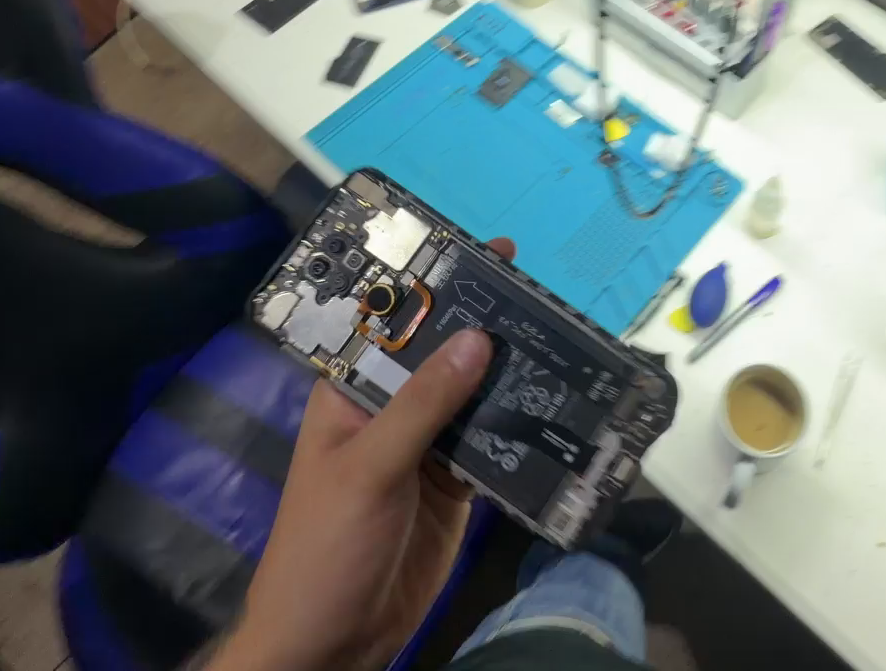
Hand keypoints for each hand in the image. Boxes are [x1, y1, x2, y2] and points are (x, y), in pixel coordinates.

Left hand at [212, 239, 515, 670]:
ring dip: (510, 369)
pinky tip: (557, 400)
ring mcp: (430, 442)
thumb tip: (479, 338)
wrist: (333, 644)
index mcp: (356, 391)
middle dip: (486, 321)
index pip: (396, 323)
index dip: (436, 284)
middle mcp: (395, 406)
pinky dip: (521, 421)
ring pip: (475, 391)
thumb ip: (423, 405)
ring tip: (559, 335)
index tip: (485, 253)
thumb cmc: (326, 544)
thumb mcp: (369, 467)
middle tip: (538, 292)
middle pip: (445, 352)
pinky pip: (493, 437)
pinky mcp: (459, 478)